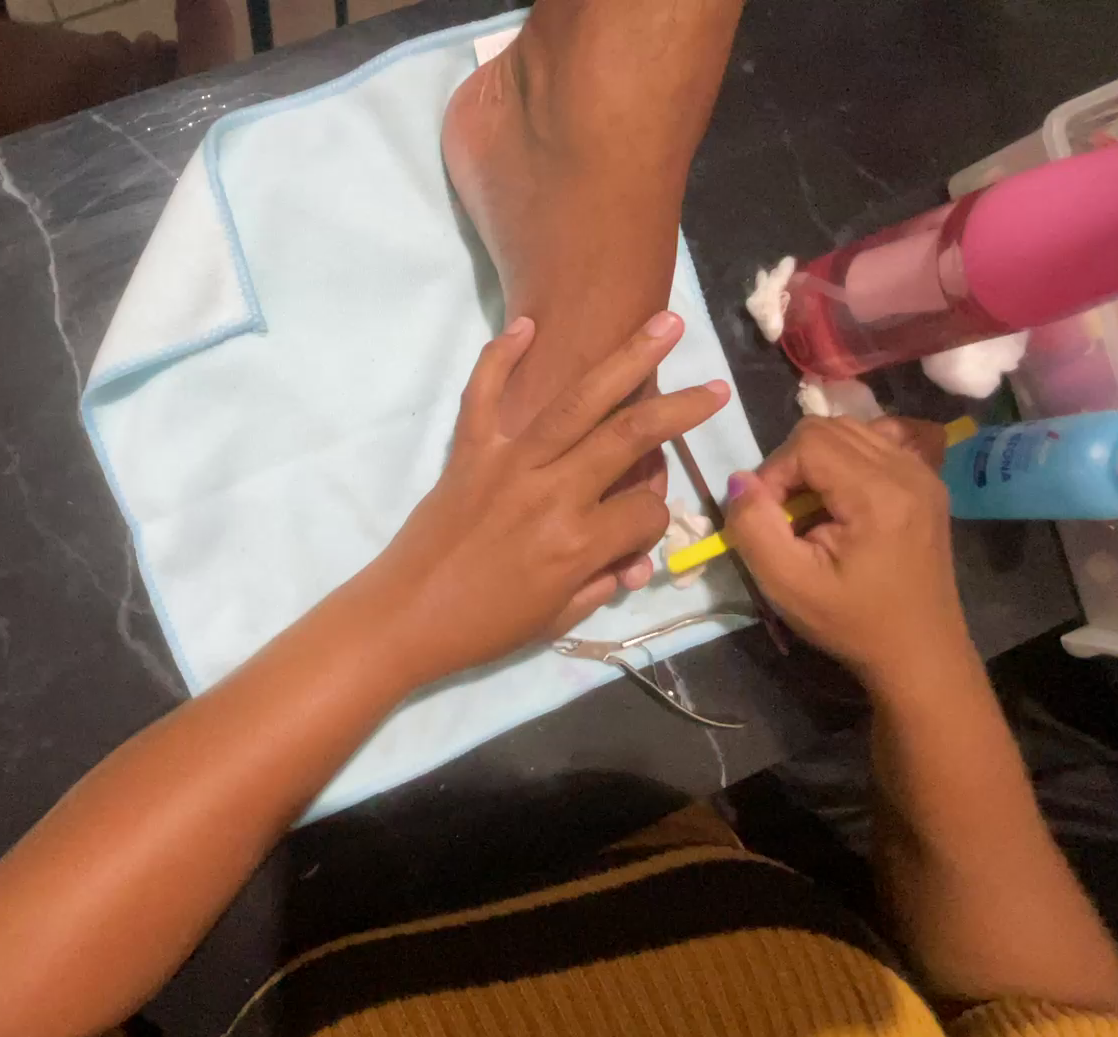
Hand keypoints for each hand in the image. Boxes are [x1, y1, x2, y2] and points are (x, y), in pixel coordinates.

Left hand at [362, 313, 729, 684]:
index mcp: (578, 543)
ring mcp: (506, 464)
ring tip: (665, 326)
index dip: (655, 521)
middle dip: (680, 410)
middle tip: (714, 386)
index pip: (648, 511)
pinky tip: (526, 326)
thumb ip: (602, 582)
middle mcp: (551, 493)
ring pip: (575, 403)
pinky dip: (499, 358)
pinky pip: (483, 396)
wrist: (403, 617)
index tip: (638, 532)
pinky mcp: (467, 452)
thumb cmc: (482, 628)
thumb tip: (633, 560)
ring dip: (625, 360)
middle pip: (630, 437)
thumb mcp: (556, 618)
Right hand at [723, 417, 968, 679]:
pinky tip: (842, 489)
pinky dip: (850, 454)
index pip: (807, 442)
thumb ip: (753, 526)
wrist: (916, 651)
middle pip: (827, 428)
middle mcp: (909, 470)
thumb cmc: (849, 621)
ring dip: (816, 461)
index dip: (773, 473)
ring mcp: (924, 473)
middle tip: (788, 516)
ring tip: (811, 509)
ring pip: (850, 429)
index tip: (771, 520)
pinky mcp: (927, 481)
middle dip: (792, 465)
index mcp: (879, 494)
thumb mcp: (785, 583)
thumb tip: (739, 480)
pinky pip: (881, 438)